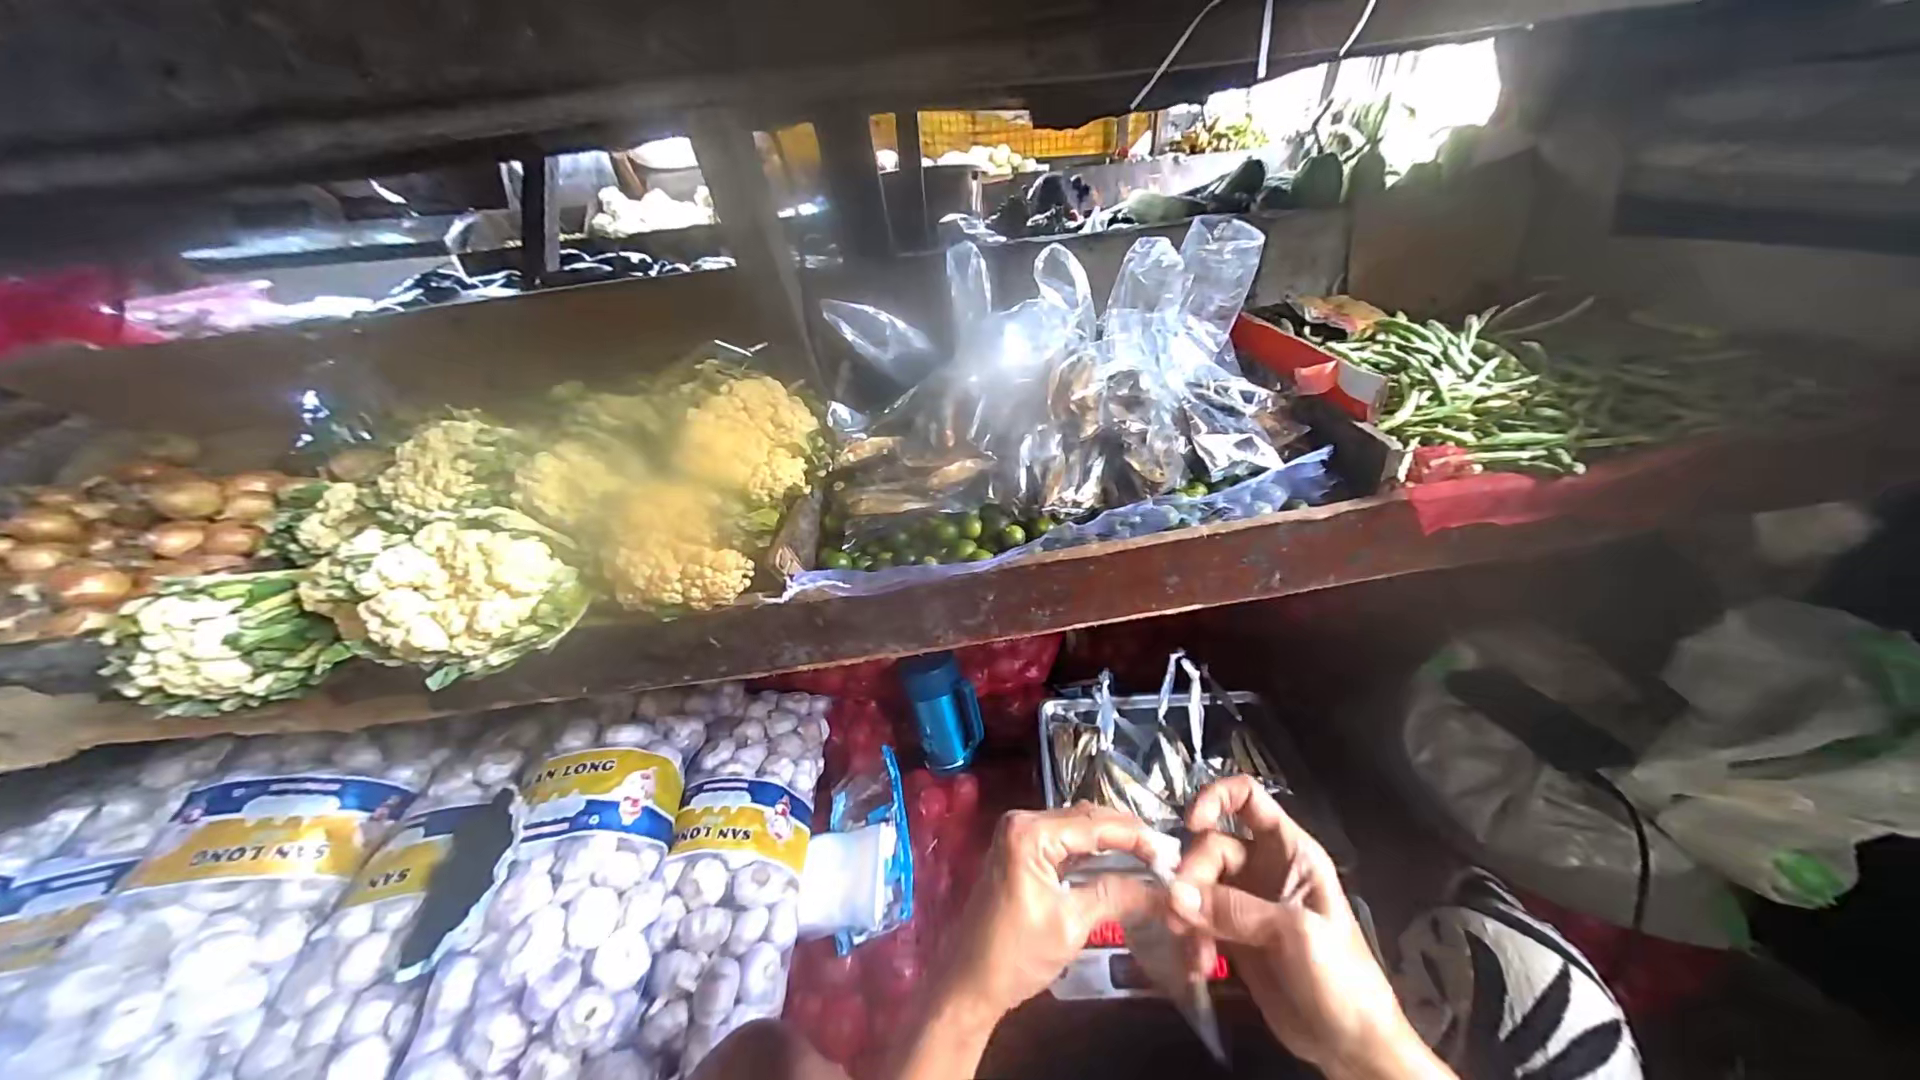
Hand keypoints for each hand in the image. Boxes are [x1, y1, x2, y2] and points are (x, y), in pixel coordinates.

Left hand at [939, 802, 1166, 1019]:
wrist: (970, 981)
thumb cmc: (1016, 954)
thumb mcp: (1071, 924)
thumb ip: (1116, 896)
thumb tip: (1164, 890)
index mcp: (1030, 832)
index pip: (1093, 824)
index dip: (1136, 836)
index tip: (1172, 850)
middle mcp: (1023, 821)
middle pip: (1086, 818)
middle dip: (1127, 835)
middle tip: (1167, 853)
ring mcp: (1020, 833)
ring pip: (1077, 826)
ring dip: (1112, 839)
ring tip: (1151, 855)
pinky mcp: (1022, 849)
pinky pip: (1064, 839)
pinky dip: (1092, 849)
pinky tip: (1119, 859)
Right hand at [1169, 777, 1453, 1079]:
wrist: (1354, 1051)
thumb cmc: (1343, 981)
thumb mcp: (1296, 935)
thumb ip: (1234, 909)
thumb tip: (1174, 893)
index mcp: (1290, 851)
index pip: (1247, 797)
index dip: (1215, 798)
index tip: (1191, 823)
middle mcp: (1263, 866)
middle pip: (1211, 845)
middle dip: (1192, 876)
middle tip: (1181, 911)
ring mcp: (1245, 900)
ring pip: (1198, 883)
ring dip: (1186, 912)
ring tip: (1189, 946)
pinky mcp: (1231, 933)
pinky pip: (1196, 919)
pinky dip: (1189, 937)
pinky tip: (1197, 965)